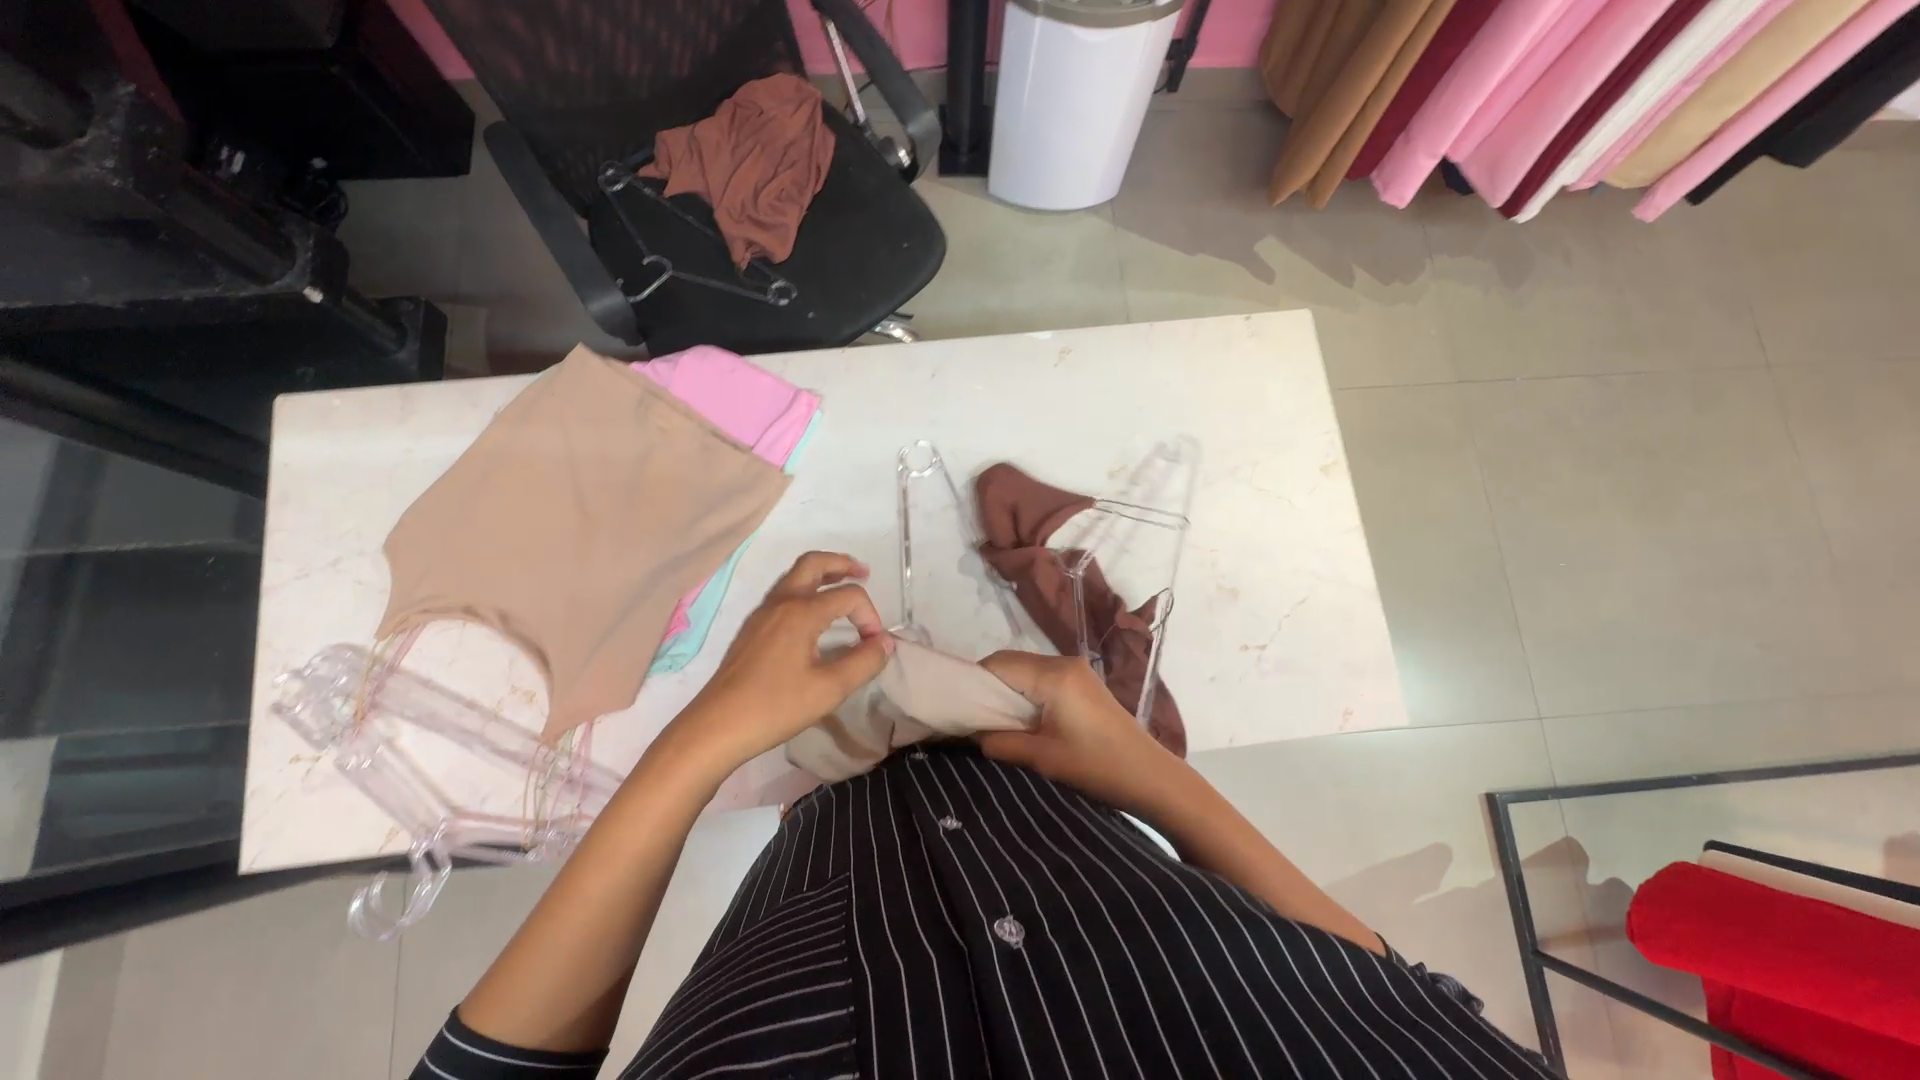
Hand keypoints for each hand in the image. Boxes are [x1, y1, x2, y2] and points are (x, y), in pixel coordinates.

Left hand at [664, 552, 894, 777]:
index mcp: (801, 612)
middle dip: (841, 564)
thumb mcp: (830, 689)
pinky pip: (782, 594)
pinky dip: (804, 590)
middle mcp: (780, 603)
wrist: (717, 726)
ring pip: (794, 577)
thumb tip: (885, 643)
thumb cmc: (775, 707)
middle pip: (812, 564)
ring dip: (821, 574)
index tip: (875, 645)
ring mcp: (761, 615)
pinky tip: (813, 617)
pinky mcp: (751, 630)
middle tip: (864, 573)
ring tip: (841, 586)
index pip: (848, 596)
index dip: (870, 615)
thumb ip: (864, 662)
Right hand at [976, 651, 1190, 818]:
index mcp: (1054, 675)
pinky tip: (1023, 721)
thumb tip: (971, 734)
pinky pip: (1043, 679)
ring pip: (1026, 670)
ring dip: (1008, 691)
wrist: (1151, 777)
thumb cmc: (1097, 767)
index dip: (974, 682)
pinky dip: (1027, 693)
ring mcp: (1077, 671)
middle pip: (1011, 663)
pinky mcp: (1084, 684)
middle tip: (974, 719)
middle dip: (989, 687)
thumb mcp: (1042, 758)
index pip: (998, 664)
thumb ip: (1000, 742)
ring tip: (997, 723)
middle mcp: (1064, 663)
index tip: (960, 709)